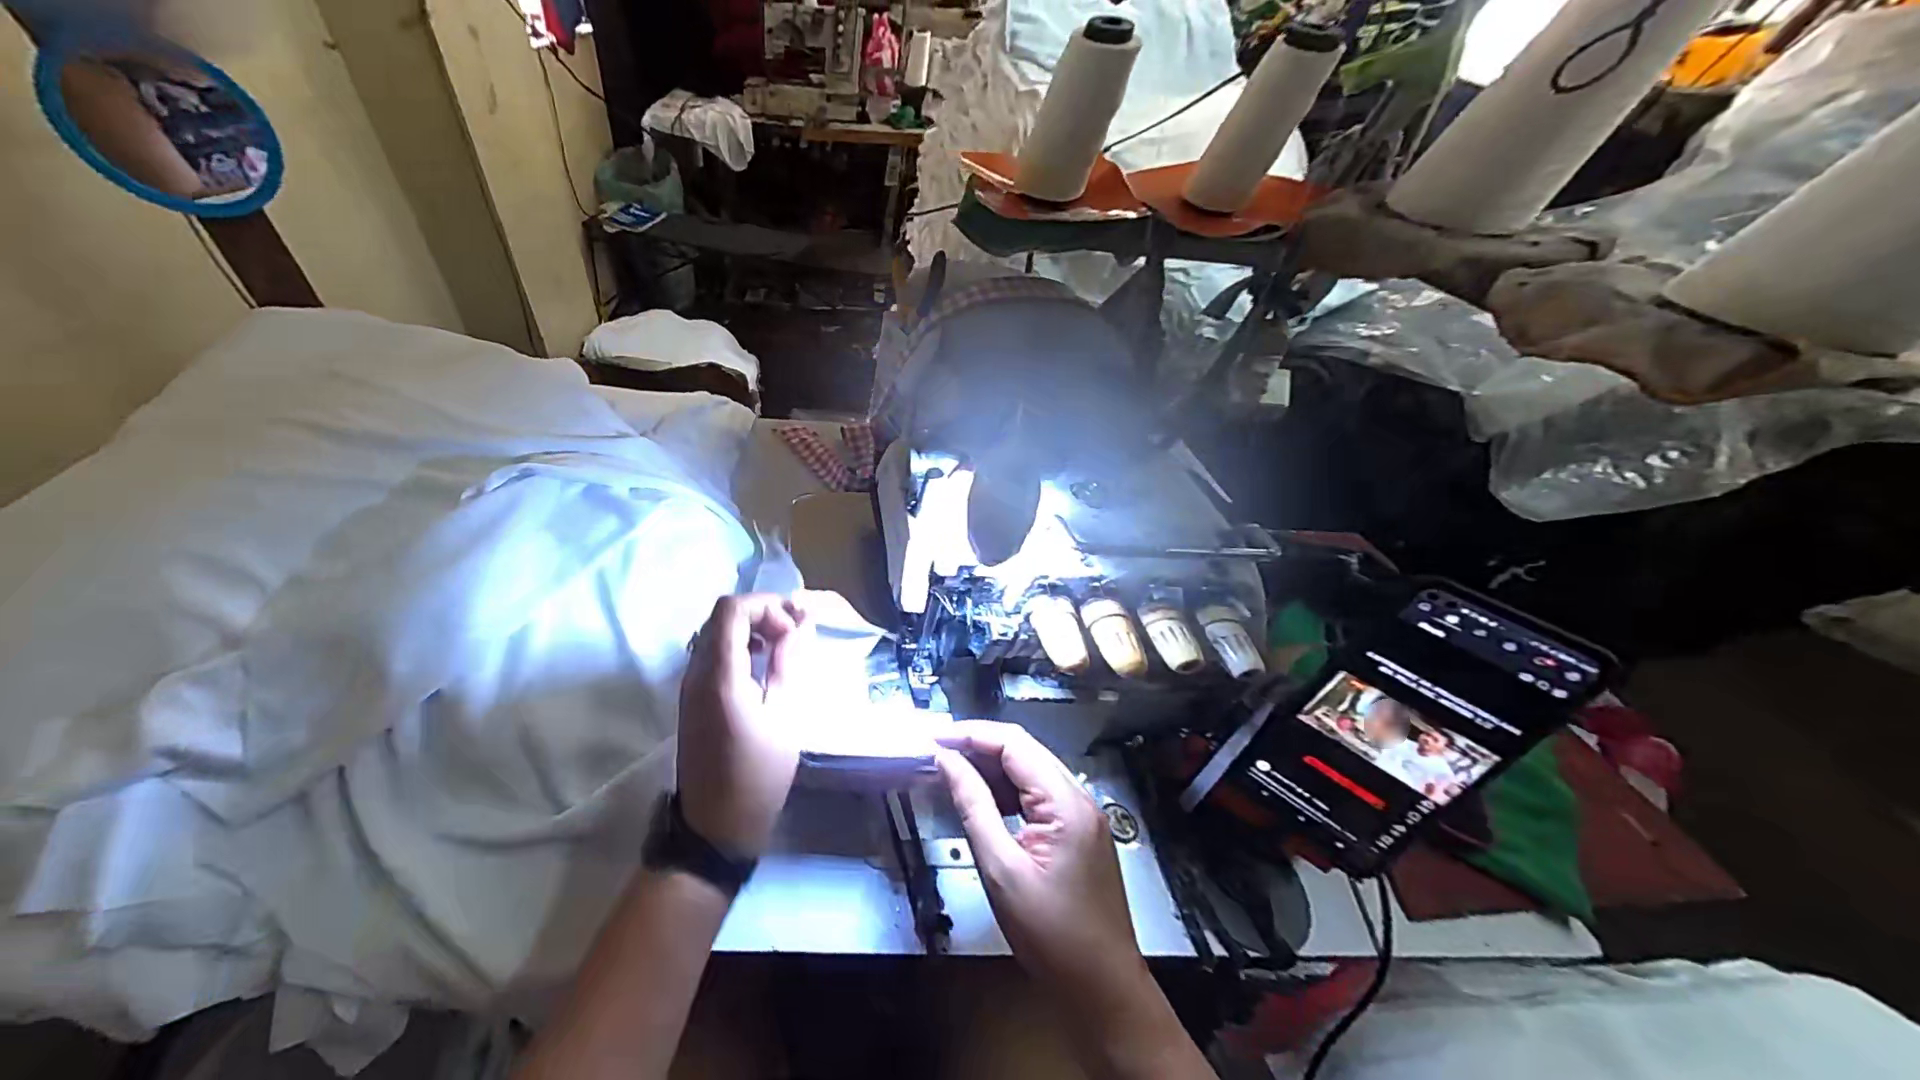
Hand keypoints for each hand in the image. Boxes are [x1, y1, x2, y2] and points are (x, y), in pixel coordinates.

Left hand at [676, 593, 810, 856]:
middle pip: (722, 616)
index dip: (767, 605)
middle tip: (795, 633)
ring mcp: (690, 686)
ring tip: (786, 648)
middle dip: (762, 614)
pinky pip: (714, 654)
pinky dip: (741, 647)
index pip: (732, 610)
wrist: (715, 826)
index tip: (796, 626)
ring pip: (717, 633)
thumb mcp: (784, 718)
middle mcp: (696, 673)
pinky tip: (765, 667)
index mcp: (719, 676)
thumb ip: (788, 664)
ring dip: (752, 629)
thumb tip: (798, 625)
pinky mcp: (693, 699)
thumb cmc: (757, 775)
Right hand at [934, 721, 1140, 989]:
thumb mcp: (1001, 868)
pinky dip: (1008, 791)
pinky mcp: (1078, 831)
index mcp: (1066, 801)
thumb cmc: (1052, 935)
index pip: (1014, 744)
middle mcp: (1079, 798)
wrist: (1102, 987)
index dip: (971, 734)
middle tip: (937, 752)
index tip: (934, 737)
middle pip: (1024, 751)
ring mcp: (1082, 814)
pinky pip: (1039, 796)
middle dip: (979, 746)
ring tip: (951, 772)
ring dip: (992, 767)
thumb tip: (948, 762)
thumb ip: (973, 806)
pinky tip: (982, 799)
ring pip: (1031, 771)